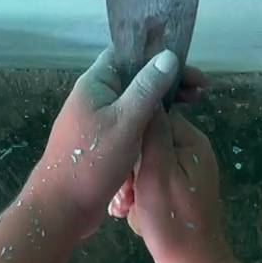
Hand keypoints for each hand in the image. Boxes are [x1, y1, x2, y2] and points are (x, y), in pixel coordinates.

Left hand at [27, 49, 203, 235]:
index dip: (158, 55)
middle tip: (199, 90)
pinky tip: (170, 126)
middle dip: (167, 79)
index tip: (186, 66)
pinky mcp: (103, 139)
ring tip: (192, 104)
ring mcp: (98, 117)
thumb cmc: (92, 161)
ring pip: (135, 99)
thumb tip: (168, 56)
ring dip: (162, 99)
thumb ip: (147, 88)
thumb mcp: (126, 121)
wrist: (62, 208)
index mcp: (96, 82)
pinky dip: (152, 119)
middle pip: (135, 76)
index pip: (128, 54)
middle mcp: (96, 94)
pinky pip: (132, 120)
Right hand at [112, 108, 232, 262]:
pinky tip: (128, 207)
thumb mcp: (157, 171)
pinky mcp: (182, 186)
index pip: (155, 117)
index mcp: (191, 140)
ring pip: (149, 159)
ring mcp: (189, 168)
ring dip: (132, 178)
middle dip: (130, 162)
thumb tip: (148, 91)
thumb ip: (153, 131)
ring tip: (123, 203)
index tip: (118, 157)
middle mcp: (193, 149)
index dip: (133, 134)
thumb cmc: (172, 219)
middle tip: (121, 190)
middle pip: (150, 138)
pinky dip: (141, 189)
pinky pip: (155, 175)